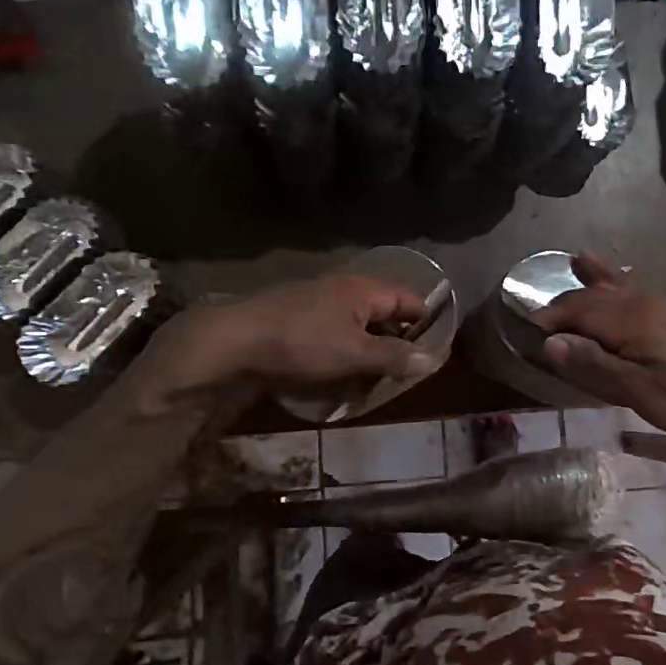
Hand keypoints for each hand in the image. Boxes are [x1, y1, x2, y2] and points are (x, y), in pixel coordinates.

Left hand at [124, 274, 438, 412]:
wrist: (232, 340)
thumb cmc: (302, 343)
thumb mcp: (354, 354)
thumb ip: (394, 356)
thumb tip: (432, 358)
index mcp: (364, 289)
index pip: (410, 300)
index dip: (426, 325)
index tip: (433, 353)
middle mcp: (344, 287)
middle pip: (384, 311)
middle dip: (397, 340)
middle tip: (404, 372)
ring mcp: (317, 299)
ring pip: (358, 322)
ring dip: (369, 347)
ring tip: (374, 377)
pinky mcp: (296, 315)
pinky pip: (334, 330)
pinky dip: (344, 348)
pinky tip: (339, 371)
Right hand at [531, 255, 665, 434]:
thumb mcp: (641, 393)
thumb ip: (595, 365)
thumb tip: (550, 343)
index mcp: (633, 320)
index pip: (577, 311)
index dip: (549, 321)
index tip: (524, 335)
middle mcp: (641, 303)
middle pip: (589, 297)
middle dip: (560, 307)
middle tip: (534, 326)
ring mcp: (654, 304)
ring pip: (607, 287)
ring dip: (581, 286)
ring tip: (558, 275)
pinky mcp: (663, 313)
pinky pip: (625, 287)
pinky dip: (605, 276)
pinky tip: (594, 267)